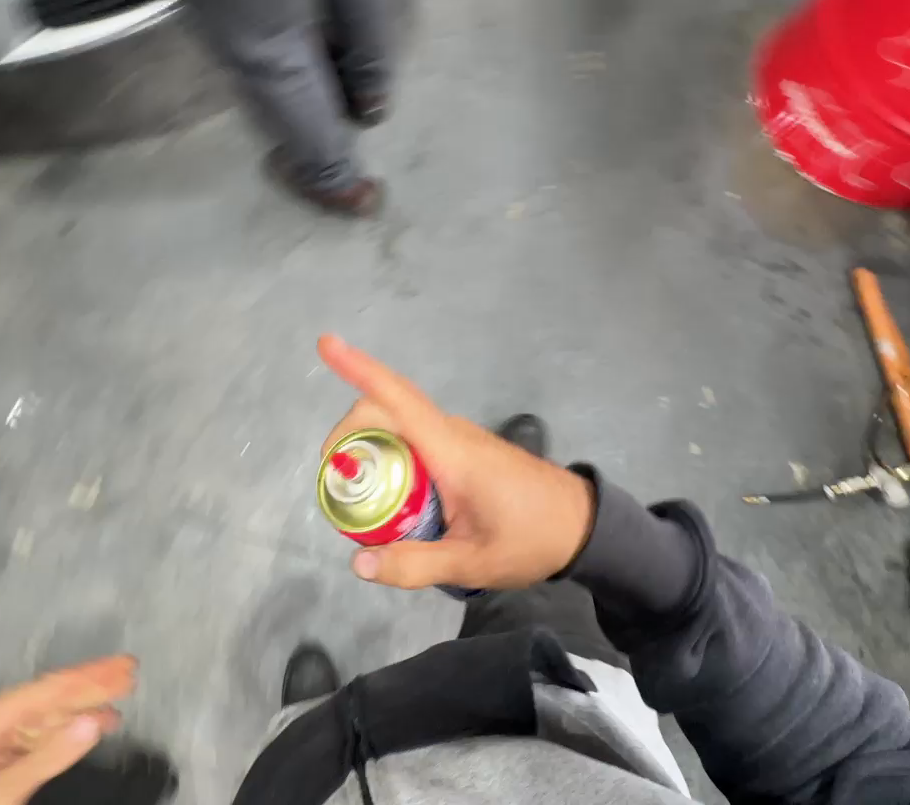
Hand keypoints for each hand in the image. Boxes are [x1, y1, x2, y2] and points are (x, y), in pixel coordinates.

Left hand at [0, 655, 136, 804]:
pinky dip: (61, 733)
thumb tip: (92, 723)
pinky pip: (33, 738)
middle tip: (130, 672)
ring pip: (45, 718)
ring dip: (81, 710)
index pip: (54, 688)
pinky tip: (79, 732)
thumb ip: (44, 758)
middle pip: (52, 696)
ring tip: (116, 702)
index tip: (126, 666)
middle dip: (92, 684)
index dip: (93, 675)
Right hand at [317, 335, 595, 590]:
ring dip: (368, 444)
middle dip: (349, 431)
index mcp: (450, 450)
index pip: (397, 398)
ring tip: (355, 493)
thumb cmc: (531, 539)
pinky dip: (389, 453)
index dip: (360, 368)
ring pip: (398, 422)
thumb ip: (415, 564)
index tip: (327, 344)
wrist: (582, 526)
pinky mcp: (461, 448)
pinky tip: (388, 492)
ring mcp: (456, 437)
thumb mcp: (471, 562)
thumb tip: (357, 563)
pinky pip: (413, 438)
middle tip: (333, 478)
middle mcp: (449, 432)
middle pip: (385, 408)